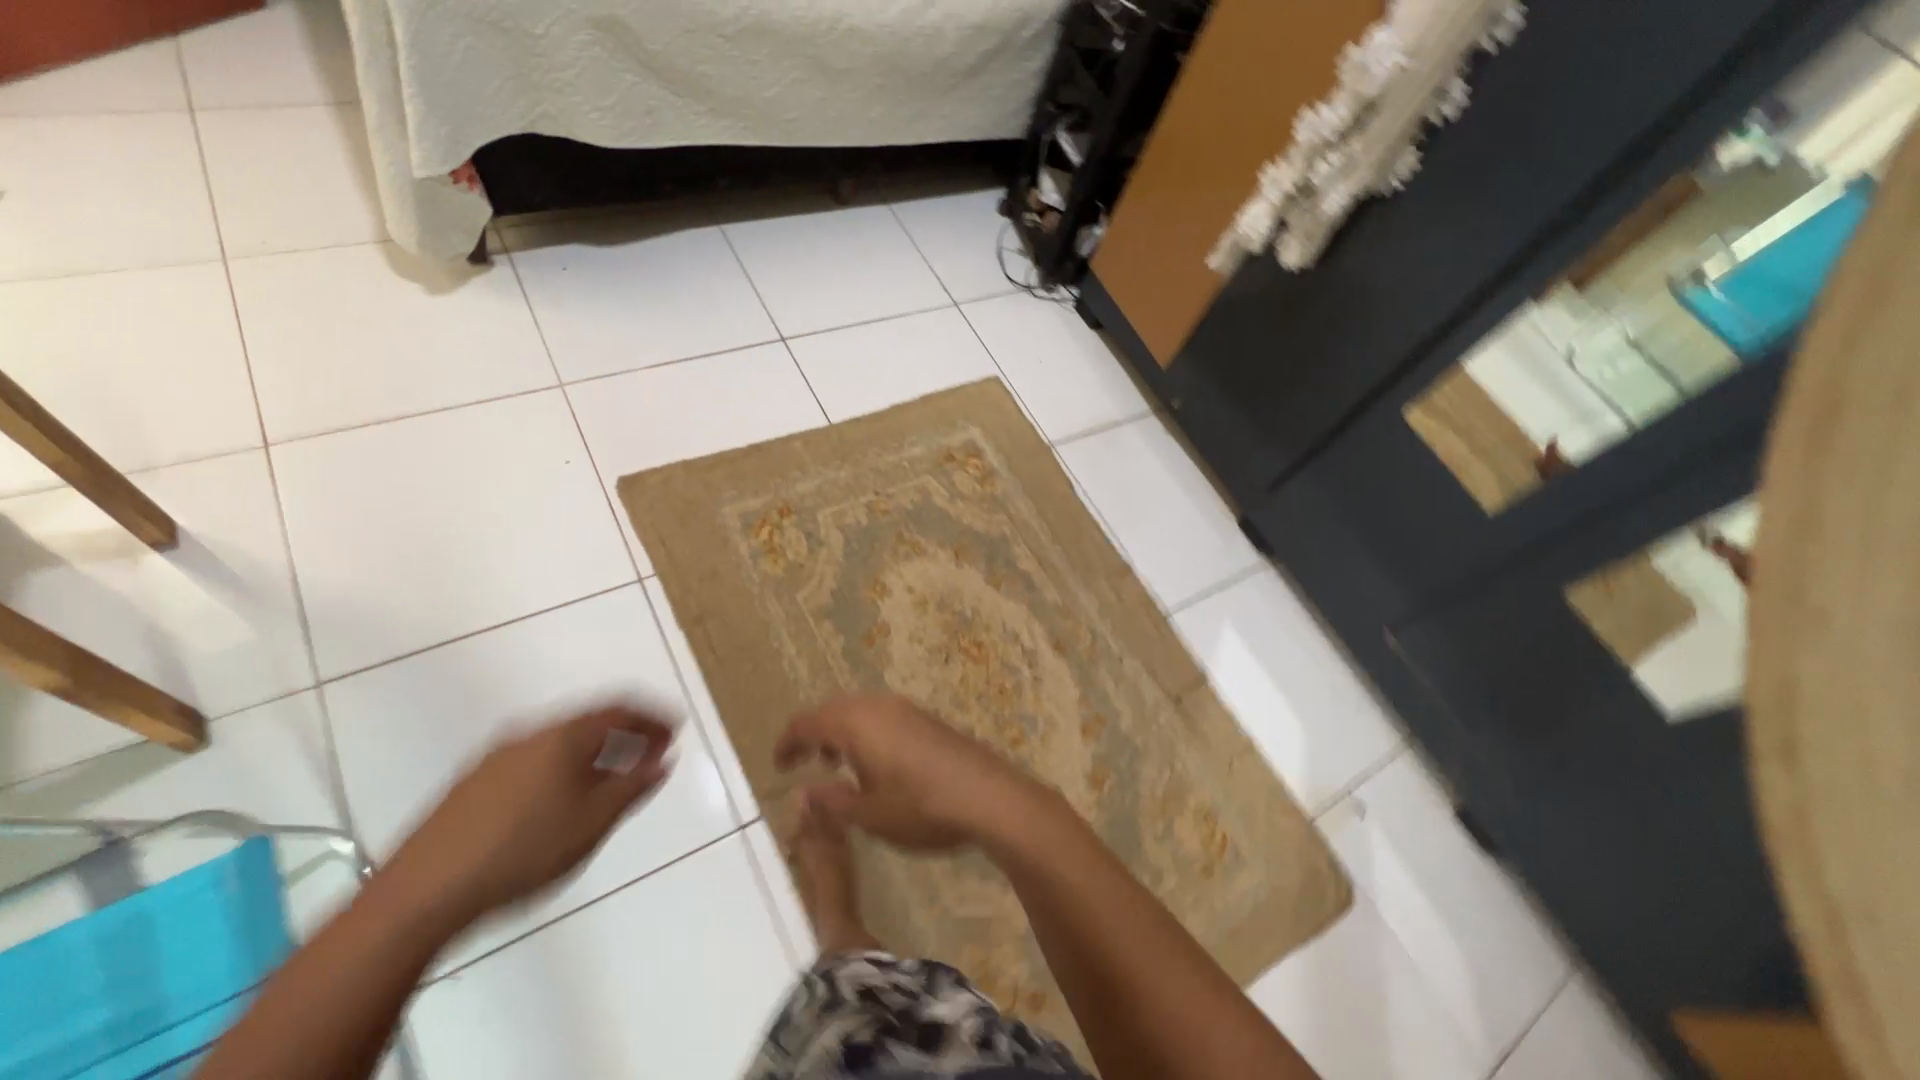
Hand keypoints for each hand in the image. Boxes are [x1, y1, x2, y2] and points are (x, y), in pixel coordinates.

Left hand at [386, 704, 674, 920]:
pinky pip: (534, 761)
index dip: (651, 718)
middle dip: (624, 736)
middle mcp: (528, 735)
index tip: (675, 733)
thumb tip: (661, 760)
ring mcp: (494, 759)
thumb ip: (632, 787)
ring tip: (610, 786)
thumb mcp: (593, 824)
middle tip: (648, 760)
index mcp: (561, 736)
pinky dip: (563, 769)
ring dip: (593, 755)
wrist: (422, 893)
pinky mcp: (471, 785)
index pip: (618, 709)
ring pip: (558, 743)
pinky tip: (561, 805)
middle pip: (587, 722)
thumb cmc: (522, 853)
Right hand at [774, 694, 1042, 850]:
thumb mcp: (868, 814)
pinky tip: (876, 765)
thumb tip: (804, 792)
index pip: (807, 722)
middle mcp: (878, 707)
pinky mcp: (928, 720)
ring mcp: (907, 709)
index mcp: (855, 723)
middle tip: (804, 763)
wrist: (989, 797)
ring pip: (860, 711)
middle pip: (833, 710)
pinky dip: (867, 734)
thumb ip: (831, 800)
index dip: (787, 743)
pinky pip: (884, 717)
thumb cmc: (921, 807)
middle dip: (814, 734)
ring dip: (842, 733)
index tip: (779, 766)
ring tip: (838, 765)